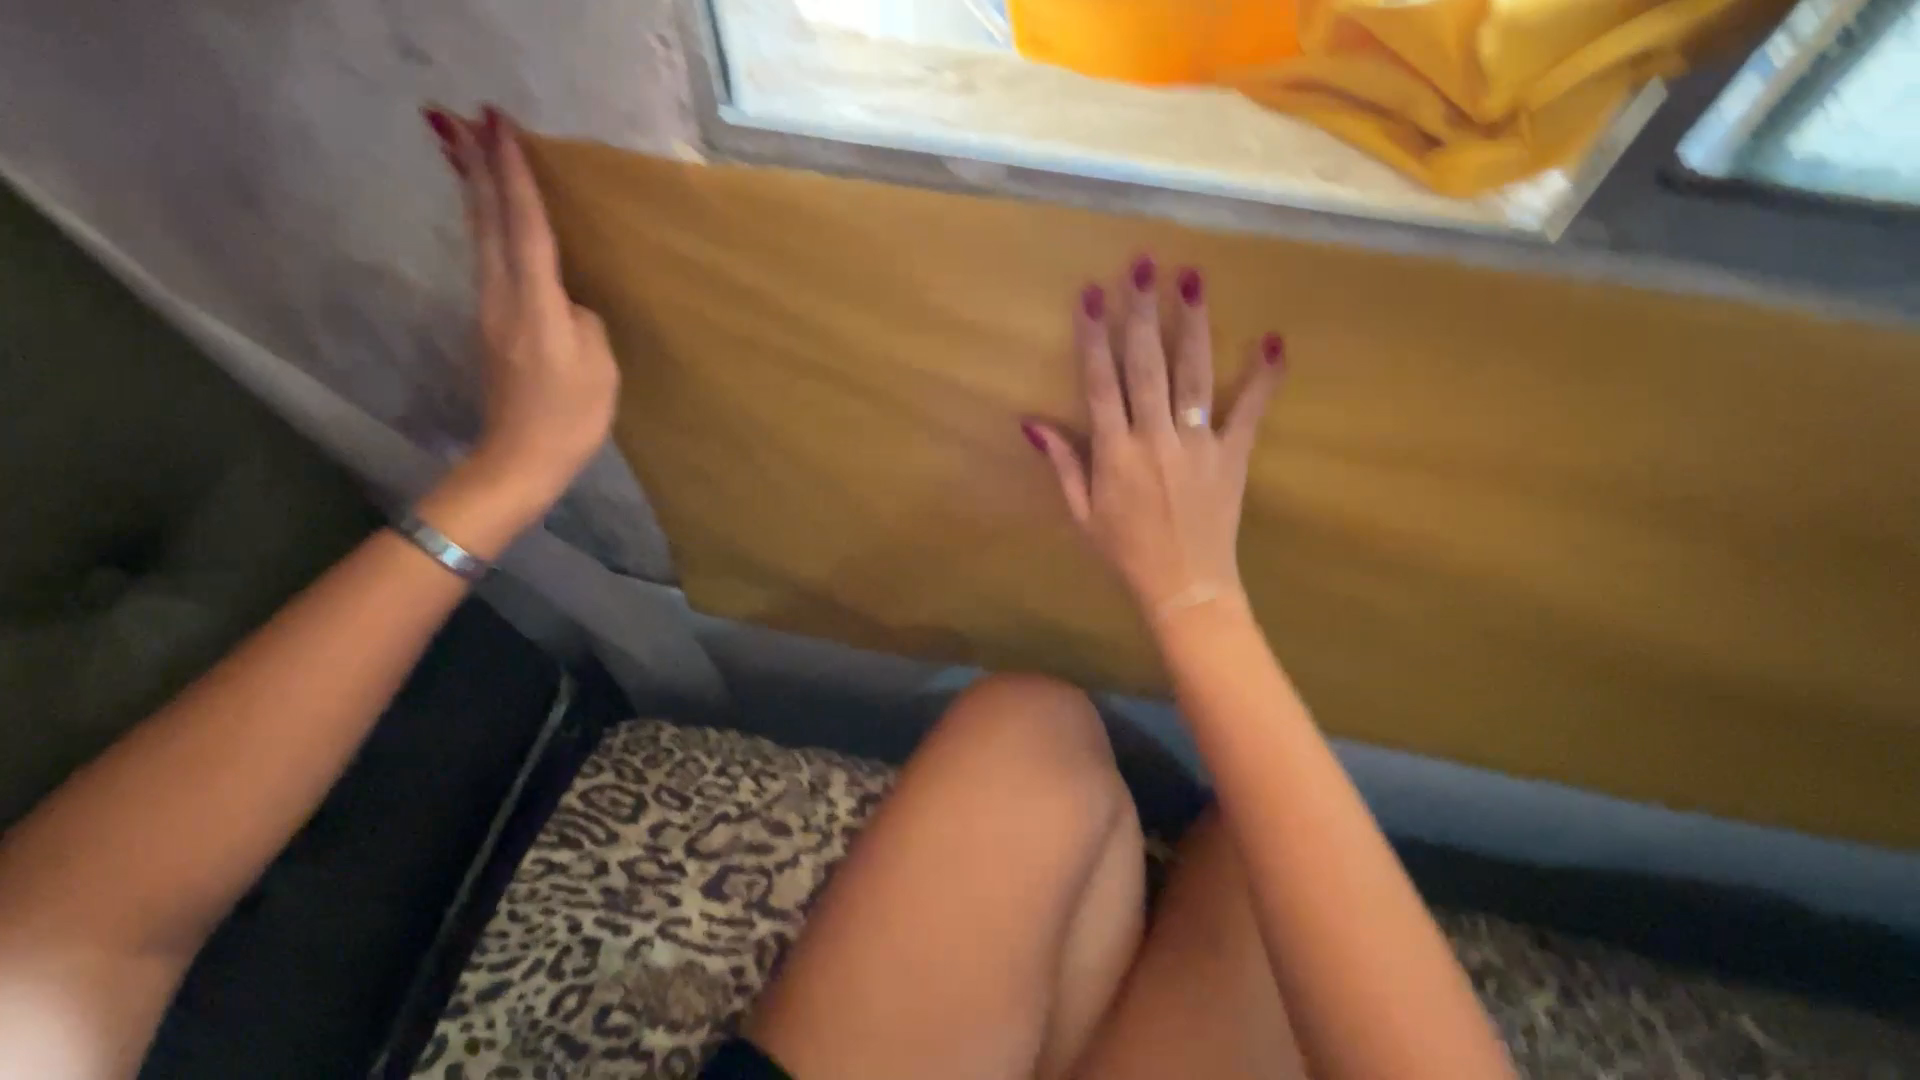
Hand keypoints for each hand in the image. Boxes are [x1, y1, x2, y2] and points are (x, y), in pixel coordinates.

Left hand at [423, 104, 619, 522]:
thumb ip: (583, 320)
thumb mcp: (598, 366)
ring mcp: (490, 309)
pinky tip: (486, 213)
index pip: (525, 226)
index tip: (499, 125)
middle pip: (488, 220)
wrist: (521, 459)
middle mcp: (503, 296)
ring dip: (473, 189)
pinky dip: (485, 224)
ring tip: (462, 147)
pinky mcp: (490, 325)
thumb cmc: (571, 417)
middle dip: (477, 166)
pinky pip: (487, 258)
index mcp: (535, 303)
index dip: (513, 174)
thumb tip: (568, 301)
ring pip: (480, 236)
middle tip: (461, 115)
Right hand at [1025, 258, 1284, 622]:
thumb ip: (1062, 465)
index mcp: (1114, 452)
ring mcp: (1198, 444)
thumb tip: (1031, 423)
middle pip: (1146, 365)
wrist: (1184, 587)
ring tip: (1192, 278)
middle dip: (1142, 312)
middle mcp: (1154, 438)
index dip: (1093, 336)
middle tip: (1143, 263)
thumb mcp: (1082, 514)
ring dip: (1192, 324)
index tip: (1091, 293)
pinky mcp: (1233, 455)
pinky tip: (1274, 339)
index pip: (1100, 383)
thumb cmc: (1126, 552)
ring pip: (1193, 375)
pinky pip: (1251, 411)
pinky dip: (1264, 377)